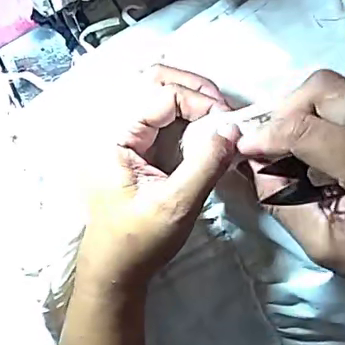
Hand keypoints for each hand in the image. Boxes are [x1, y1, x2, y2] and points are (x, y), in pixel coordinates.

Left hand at [76, 65, 240, 292]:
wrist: (114, 265)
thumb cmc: (138, 240)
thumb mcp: (176, 206)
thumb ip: (205, 164)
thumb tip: (233, 127)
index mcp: (111, 136)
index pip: (159, 92)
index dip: (198, 99)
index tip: (228, 121)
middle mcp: (111, 125)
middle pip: (153, 78)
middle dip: (194, 87)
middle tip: (224, 111)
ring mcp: (121, 131)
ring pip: (157, 89)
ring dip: (191, 95)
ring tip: (218, 116)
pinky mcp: (133, 141)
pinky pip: (160, 111)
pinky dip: (186, 111)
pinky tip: (206, 126)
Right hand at [236, 70, 344, 313]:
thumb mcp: (327, 245)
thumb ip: (281, 200)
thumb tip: (250, 161)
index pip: (308, 129)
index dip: (265, 135)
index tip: (243, 150)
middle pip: (324, 87)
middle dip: (285, 111)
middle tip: (271, 145)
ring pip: (340, 90)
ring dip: (307, 114)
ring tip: (300, 153)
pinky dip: (334, 122)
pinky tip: (335, 155)